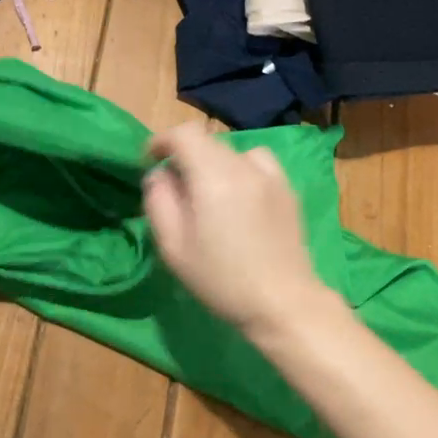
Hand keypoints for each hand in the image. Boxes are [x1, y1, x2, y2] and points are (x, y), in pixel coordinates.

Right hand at [143, 125, 335, 338]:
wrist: (283, 303)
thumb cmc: (221, 278)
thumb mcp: (173, 246)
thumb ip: (159, 201)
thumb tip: (160, 175)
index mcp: (214, 175)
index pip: (184, 134)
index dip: (162, 141)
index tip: (150, 161)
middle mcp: (244, 166)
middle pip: (207, 141)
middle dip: (185, 156)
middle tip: (176, 189)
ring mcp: (271, 176)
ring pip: (232, 151)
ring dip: (213, 163)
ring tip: (209, 192)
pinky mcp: (287, 190)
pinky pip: (257, 163)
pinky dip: (241, 169)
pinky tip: (240, 197)